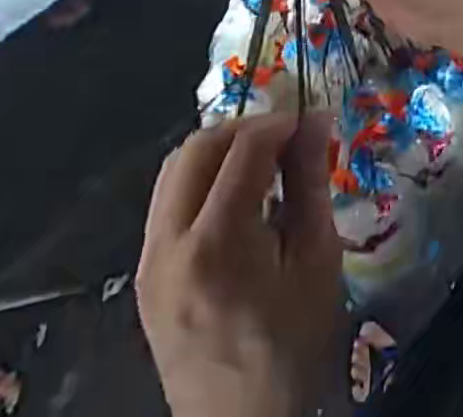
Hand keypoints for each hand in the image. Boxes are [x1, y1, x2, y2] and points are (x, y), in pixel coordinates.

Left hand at [137, 115, 340, 416]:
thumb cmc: (293, 341)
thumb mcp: (317, 257)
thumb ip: (311, 182)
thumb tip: (317, 120)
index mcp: (217, 243)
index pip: (244, 149)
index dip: (281, 122)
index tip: (313, 121)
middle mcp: (168, 244)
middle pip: (197, 149)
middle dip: (246, 127)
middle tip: (289, 136)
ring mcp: (148, 261)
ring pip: (175, 170)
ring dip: (221, 149)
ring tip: (265, 161)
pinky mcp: (145, 274)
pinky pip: (168, 201)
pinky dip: (203, 178)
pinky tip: (239, 195)